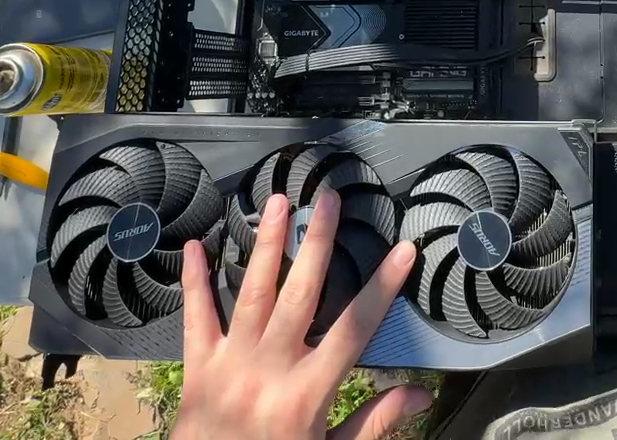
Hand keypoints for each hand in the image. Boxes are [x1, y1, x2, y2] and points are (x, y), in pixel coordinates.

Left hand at [171, 189, 431, 439]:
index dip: (383, 287)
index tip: (404, 250)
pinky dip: (194, 283)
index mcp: (306, 395)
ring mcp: (229, 367)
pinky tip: (196, 246)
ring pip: (253, 294)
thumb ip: (375, 423)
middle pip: (300, 295)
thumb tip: (423, 395)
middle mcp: (269, 372)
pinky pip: (197, 320)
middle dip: (317, 242)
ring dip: (267, 245)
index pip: (355, 329)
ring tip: (278, 203)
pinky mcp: (197, 371)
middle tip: (328, 200)